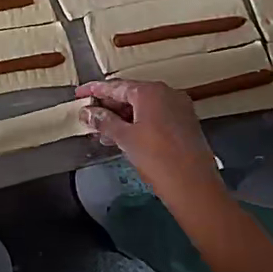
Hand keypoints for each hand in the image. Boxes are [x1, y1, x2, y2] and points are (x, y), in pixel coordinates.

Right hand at [75, 80, 221, 201]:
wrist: (194, 186)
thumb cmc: (156, 158)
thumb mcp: (125, 138)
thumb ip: (104, 122)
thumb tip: (87, 112)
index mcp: (150, 91)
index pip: (116, 86)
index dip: (95, 90)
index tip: (79, 94)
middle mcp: (166, 93)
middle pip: (131, 94)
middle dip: (108, 106)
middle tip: (88, 117)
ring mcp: (178, 107)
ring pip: (143, 107)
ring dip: (122, 117)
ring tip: (102, 132)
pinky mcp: (185, 122)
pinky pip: (156, 116)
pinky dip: (138, 123)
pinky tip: (124, 137)